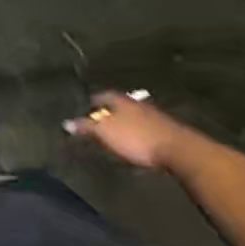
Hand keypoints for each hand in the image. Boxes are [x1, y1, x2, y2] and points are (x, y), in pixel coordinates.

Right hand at [65, 90, 190, 169]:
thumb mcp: (105, 132)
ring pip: (132, 115)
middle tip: (96, 123)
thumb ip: (86, 126)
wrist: (178, 149)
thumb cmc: (136, 137)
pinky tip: (133, 140)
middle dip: (106, 112)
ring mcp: (153, 115)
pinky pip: (143, 126)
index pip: (101, 96)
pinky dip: (135, 131)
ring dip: (122, 122)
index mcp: (121, 100)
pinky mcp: (164, 129)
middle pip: (117, 105)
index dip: (91, 103)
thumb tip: (66, 122)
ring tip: (113, 133)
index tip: (82, 111)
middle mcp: (136, 103)